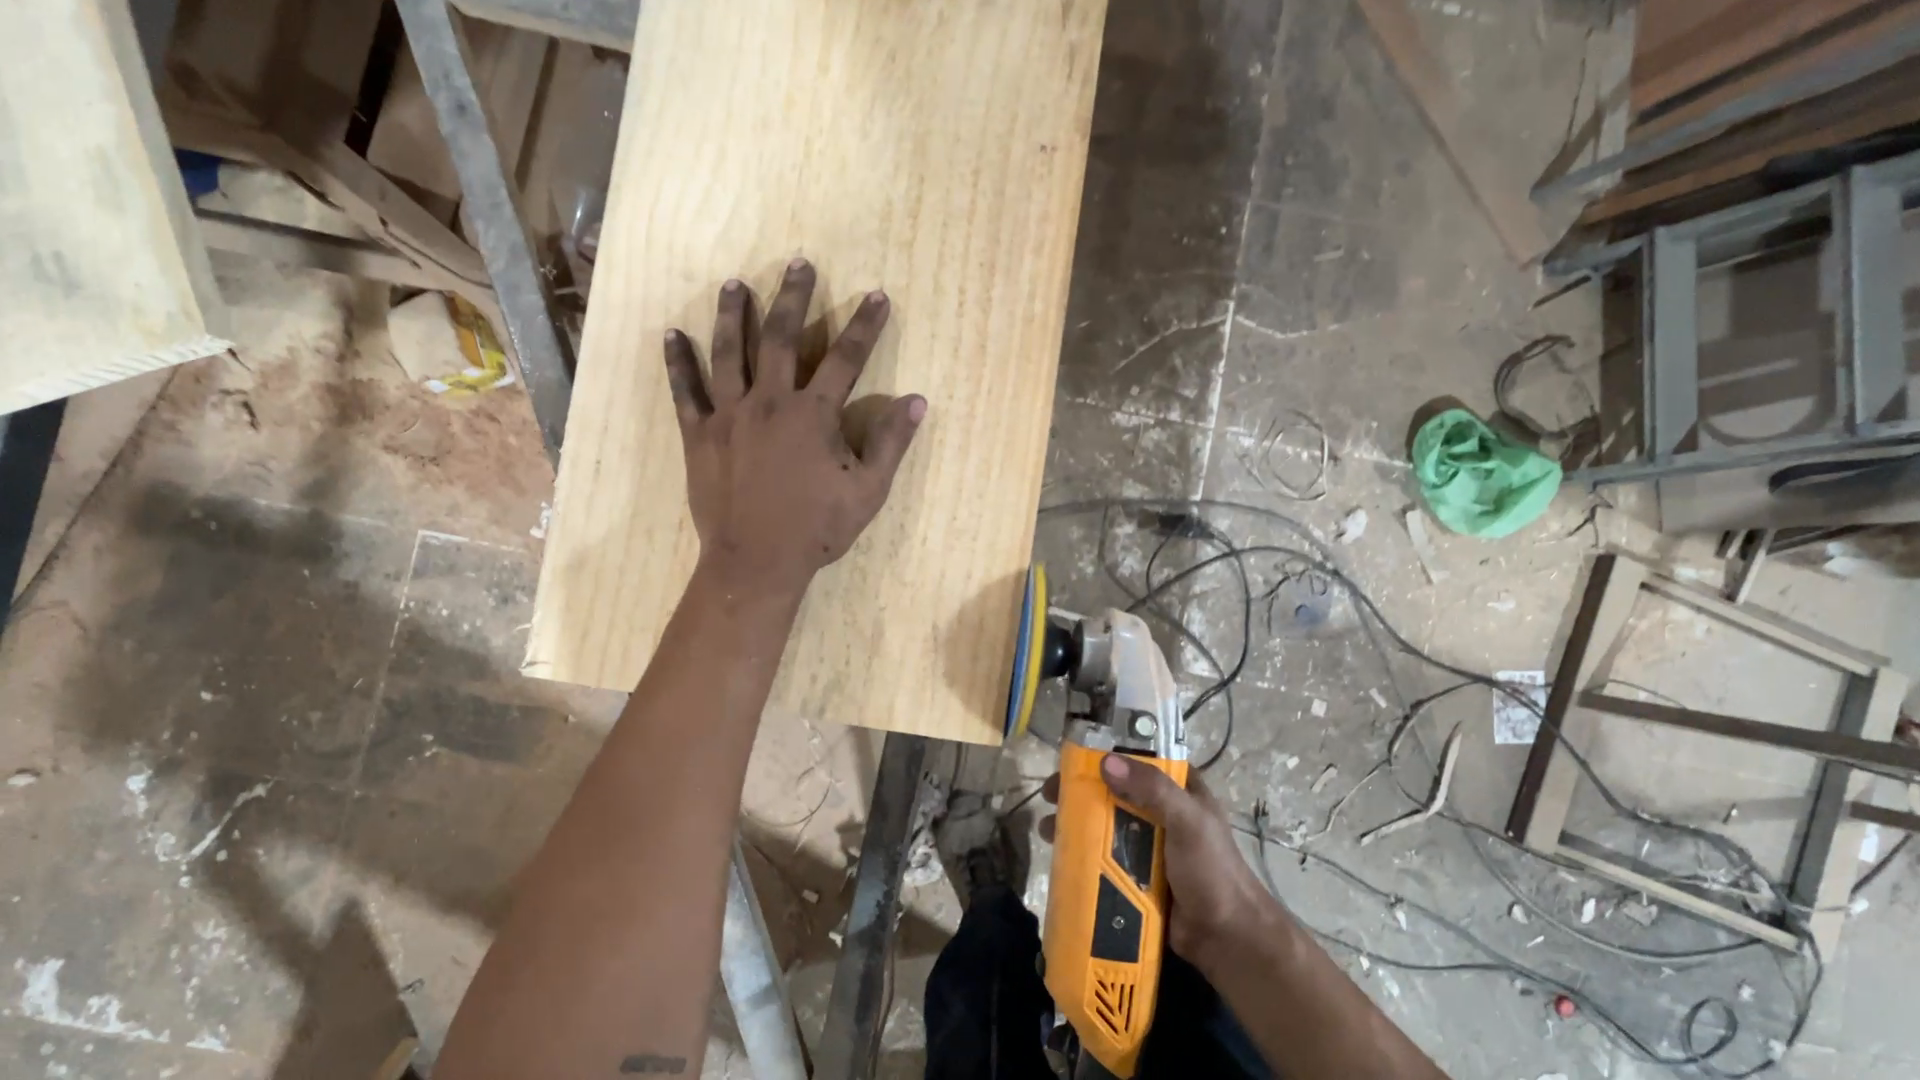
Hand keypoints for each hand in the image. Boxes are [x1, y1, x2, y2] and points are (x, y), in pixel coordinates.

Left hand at [664, 259, 926, 597]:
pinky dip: (678, 362)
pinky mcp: (699, 435)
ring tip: (735, 283)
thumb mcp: (868, 491)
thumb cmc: (817, 529)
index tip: (877, 296)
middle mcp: (769, 402)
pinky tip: (672, 334)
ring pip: (730, 353)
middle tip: (799, 263)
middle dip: (794, 298)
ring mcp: (728, 416)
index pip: (845, 358)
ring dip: (733, 314)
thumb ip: (891, 443)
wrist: (755, 562)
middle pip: (782, 338)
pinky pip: (684, 391)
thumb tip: (917, 401)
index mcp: (813, 415)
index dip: (864, 325)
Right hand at [1039, 755, 1277, 966]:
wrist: (1226, 937)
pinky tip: (1059, 856)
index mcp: (1182, 791)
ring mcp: (1149, 845)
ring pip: (1105, 824)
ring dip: (1076, 823)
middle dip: (1081, 791)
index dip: (1109, 753)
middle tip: (1050, 795)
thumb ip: (1153, 790)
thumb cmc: (1212, 871)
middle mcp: (1163, 812)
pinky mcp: (1137, 875)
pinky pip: (1105, 856)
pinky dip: (1083, 853)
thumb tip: (1105, 763)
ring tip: (1047, 829)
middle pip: (1116, 791)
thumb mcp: (1188, 822)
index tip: (1074, 757)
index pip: (1142, 759)